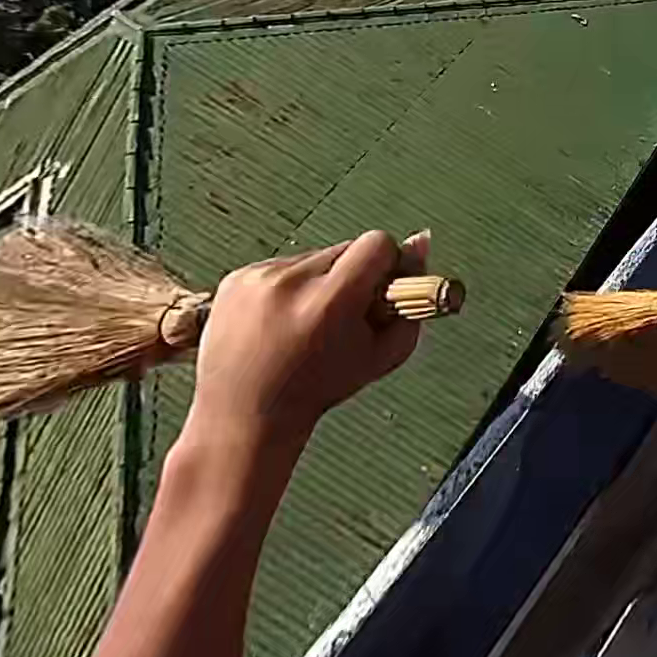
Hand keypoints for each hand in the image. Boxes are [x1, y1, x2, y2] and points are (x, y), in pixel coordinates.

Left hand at [186, 230, 429, 451]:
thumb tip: (420, 241)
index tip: (382, 288)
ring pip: (317, 257)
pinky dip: (291, 287)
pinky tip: (281, 321)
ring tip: (307, 323)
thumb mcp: (384, 353)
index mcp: (330, 302)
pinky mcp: (235, 279)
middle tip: (342, 314)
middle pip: (348, 248)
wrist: (243, 415)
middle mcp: (291, 283)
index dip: (388, 262)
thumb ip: (411, 298)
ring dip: (322, 281)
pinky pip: (284, 265)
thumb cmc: (321, 386)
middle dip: (355, 275)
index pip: (377, 243)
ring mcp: (258, 278)